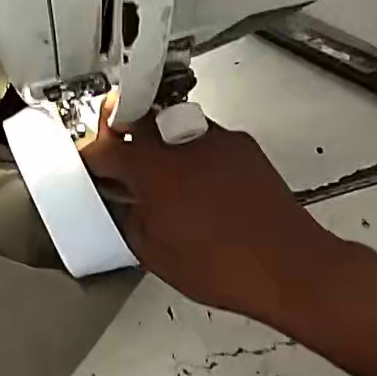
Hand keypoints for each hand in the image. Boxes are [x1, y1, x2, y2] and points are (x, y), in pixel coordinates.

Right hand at [80, 104, 351, 324]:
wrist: (288, 266)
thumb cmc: (228, 266)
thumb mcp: (155, 253)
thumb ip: (128, 221)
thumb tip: (120, 208)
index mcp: (153, 169)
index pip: (104, 148)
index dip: (89, 157)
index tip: (88, 165)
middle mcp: (183, 143)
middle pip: (135, 109)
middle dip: (116, 123)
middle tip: (114, 147)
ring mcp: (216, 140)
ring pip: (171, 120)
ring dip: (157, 137)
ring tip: (160, 173)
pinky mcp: (242, 146)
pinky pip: (204, 136)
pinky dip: (191, 151)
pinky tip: (197, 183)